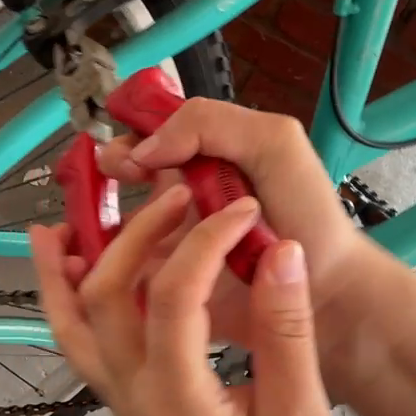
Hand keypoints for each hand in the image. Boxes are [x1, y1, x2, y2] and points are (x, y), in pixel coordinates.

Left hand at [30, 185, 348, 415]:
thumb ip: (284, 333)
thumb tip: (278, 251)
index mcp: (179, 400)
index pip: (171, 297)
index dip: (202, 242)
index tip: (241, 211)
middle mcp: (131, 394)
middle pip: (107, 295)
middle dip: (137, 235)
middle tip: (178, 195)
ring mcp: (118, 399)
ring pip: (72, 320)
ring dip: (68, 265)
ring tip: (69, 215)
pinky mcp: (120, 400)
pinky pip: (78, 342)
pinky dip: (64, 299)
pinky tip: (66, 265)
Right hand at [95, 101, 391, 392]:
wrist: (324, 293)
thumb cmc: (304, 215)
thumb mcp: (272, 142)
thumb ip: (210, 123)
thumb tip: (141, 150)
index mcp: (198, 160)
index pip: (145, 139)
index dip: (127, 142)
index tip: (124, 159)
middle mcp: (175, 200)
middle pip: (117, 184)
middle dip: (102, 183)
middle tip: (109, 192)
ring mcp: (164, 245)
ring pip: (110, 227)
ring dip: (93, 225)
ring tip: (90, 231)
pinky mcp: (158, 287)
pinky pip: (118, 273)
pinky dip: (100, 267)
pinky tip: (94, 264)